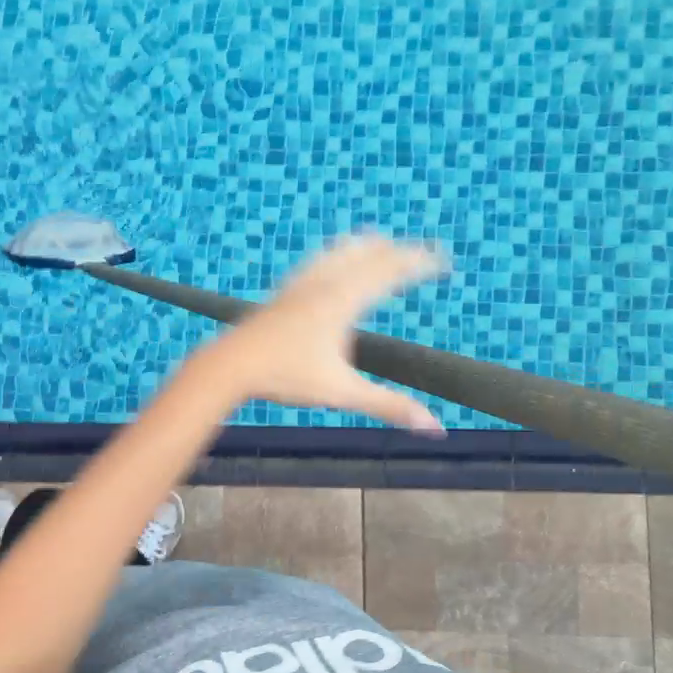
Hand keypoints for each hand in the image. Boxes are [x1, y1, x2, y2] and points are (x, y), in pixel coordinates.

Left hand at [204, 234, 448, 433]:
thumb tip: (435, 429)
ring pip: (338, 253)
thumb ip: (389, 406)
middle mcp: (322, 284)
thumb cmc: (284, 377)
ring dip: (364, 247)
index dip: (419, 262)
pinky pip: (315, 263)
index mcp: (342, 301)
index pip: (390, 270)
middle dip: (397, 252)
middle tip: (421, 254)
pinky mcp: (281, 293)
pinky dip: (333, 256)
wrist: (229, 364)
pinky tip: (328, 263)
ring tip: (378, 243)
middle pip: (367, 254)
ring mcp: (299, 285)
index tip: (443, 262)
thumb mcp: (342, 393)